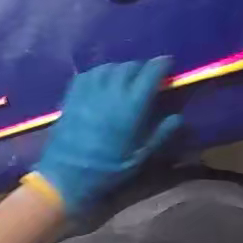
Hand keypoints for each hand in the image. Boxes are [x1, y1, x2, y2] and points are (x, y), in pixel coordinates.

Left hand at [27, 57, 182, 214]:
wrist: (65, 177)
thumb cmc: (106, 171)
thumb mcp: (139, 158)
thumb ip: (160, 135)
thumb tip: (178, 117)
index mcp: (131, 106)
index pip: (150, 73)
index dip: (162, 65)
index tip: (168, 65)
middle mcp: (111, 91)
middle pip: (130, 66)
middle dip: (142, 68)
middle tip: (147, 78)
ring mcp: (89, 91)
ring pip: (109, 67)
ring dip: (121, 70)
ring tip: (125, 79)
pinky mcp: (72, 94)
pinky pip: (89, 73)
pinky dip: (100, 73)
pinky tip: (102, 82)